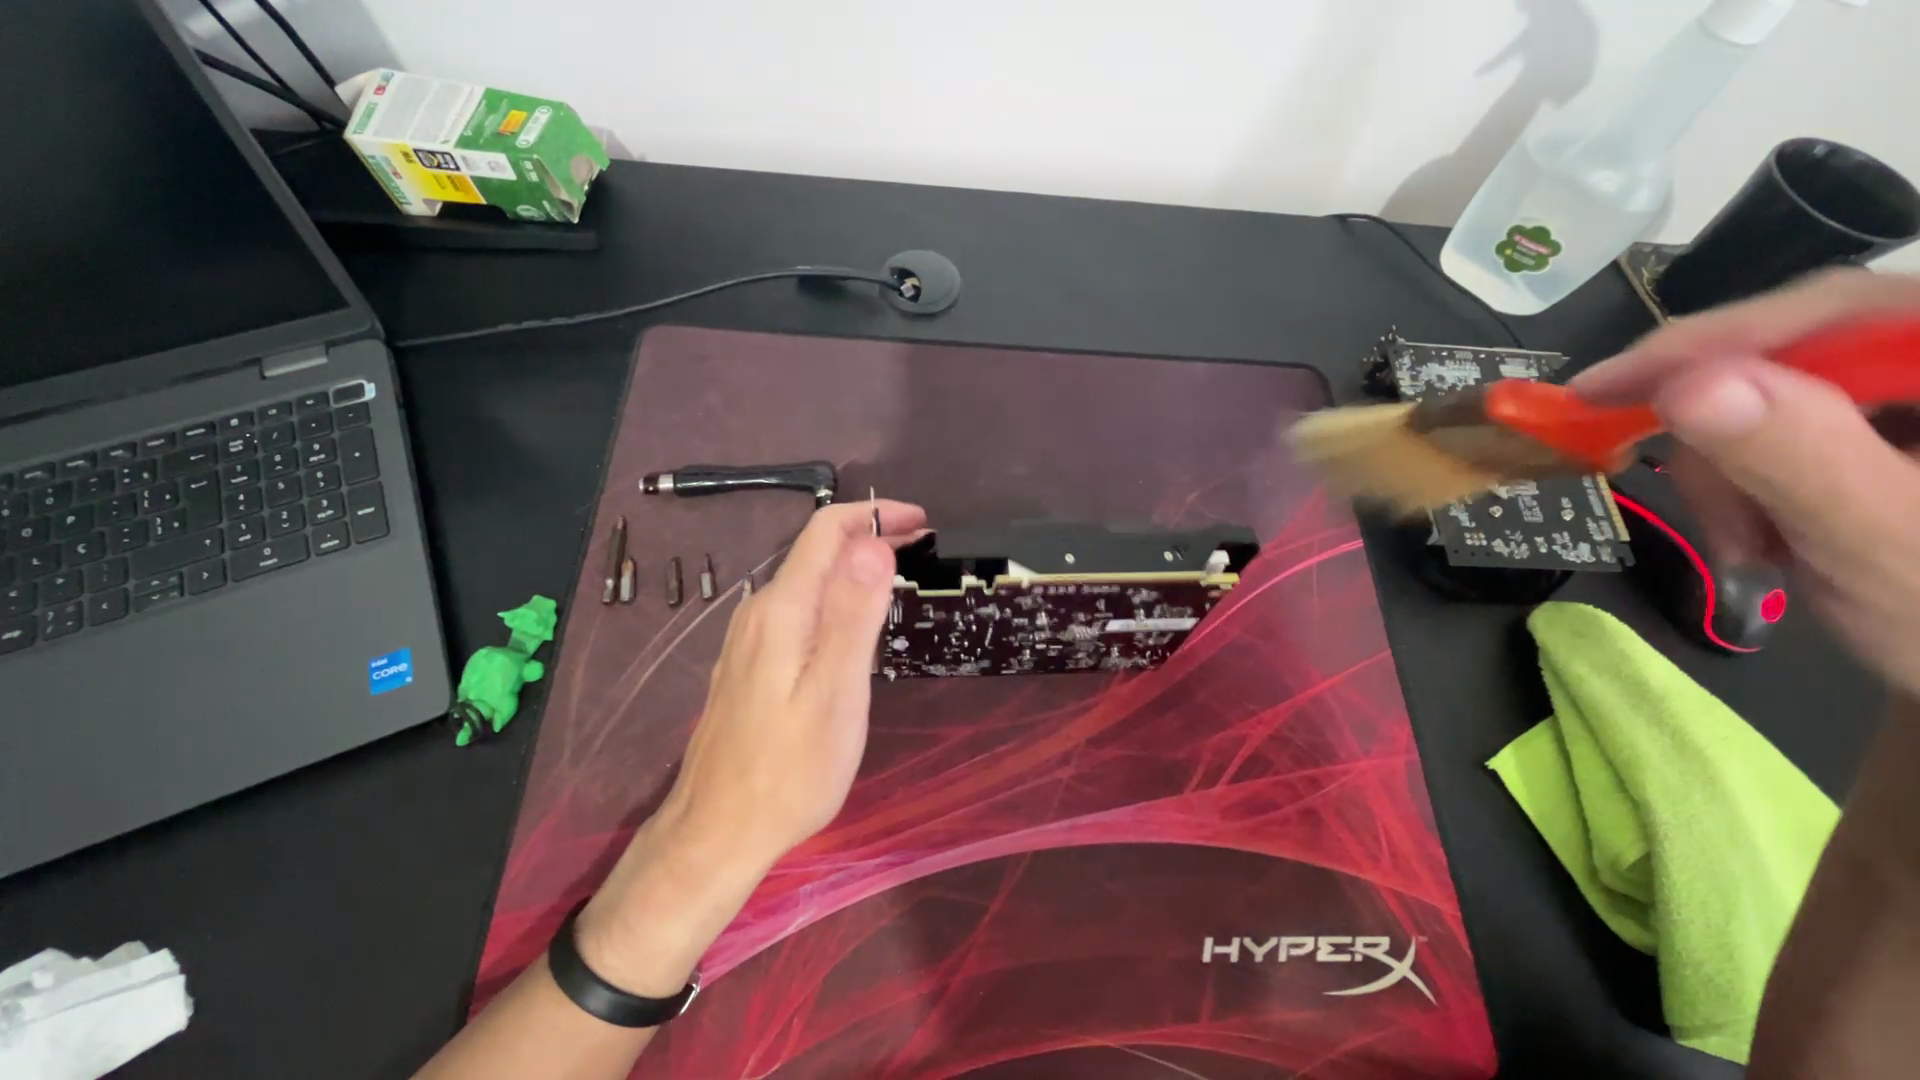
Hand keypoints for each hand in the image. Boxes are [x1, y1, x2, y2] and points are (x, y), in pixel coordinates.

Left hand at [576, 499, 927, 993]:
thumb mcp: (836, 694)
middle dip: (869, 536)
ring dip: (852, 567)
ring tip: (895, 578)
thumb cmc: (789, 770)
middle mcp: (759, 613)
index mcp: (783, 611)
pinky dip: (832, 598)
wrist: (718, 830)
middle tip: (921, 547)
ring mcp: (748, 641)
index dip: (876, 515)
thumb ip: (854, 615)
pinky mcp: (748, 666)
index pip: (827, 532)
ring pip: (805, 582)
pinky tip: (850, 625)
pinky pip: (796, 611)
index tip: (923, 522)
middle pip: (815, 552)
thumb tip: (874, 544)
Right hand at [1573, 269, 1919, 694]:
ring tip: (1750, 548)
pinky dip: (1747, 481)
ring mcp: (1911, 393)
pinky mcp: (1889, 425)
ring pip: (1774, 395)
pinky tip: (1765, 532)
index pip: (1826, 311)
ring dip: (1731, 473)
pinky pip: (1784, 426)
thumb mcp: (1879, 540)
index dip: (1701, 345)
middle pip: (1794, 352)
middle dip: (1722, 435)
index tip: (1594, 390)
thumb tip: (1686, 386)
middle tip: (1700, 508)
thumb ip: (1794, 456)